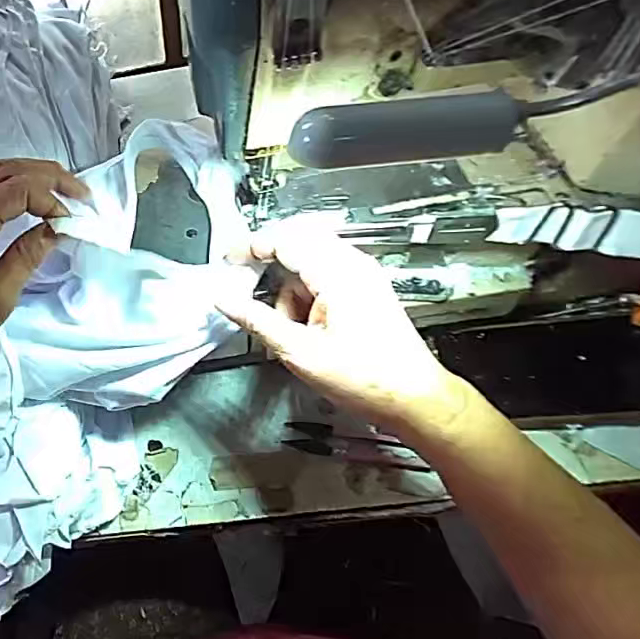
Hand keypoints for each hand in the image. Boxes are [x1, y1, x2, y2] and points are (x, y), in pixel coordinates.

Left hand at [0, 159, 89, 393]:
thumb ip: (27, 255)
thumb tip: (54, 228)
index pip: (20, 188)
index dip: (53, 198)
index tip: (73, 221)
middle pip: (6, 171)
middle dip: (48, 176)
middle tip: (80, 192)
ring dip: (26, 176)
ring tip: (57, 190)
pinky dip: (6, 186)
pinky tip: (23, 203)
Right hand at [215, 223, 464, 431]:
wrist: (413, 398)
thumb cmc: (370, 379)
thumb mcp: (300, 352)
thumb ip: (258, 321)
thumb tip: (226, 302)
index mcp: (339, 273)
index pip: (286, 240)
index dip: (251, 247)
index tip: (230, 260)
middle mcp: (354, 266)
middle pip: (298, 243)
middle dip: (269, 264)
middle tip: (247, 285)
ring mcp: (362, 277)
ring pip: (309, 263)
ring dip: (289, 288)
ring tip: (287, 327)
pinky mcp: (364, 291)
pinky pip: (323, 278)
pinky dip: (305, 296)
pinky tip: (303, 326)